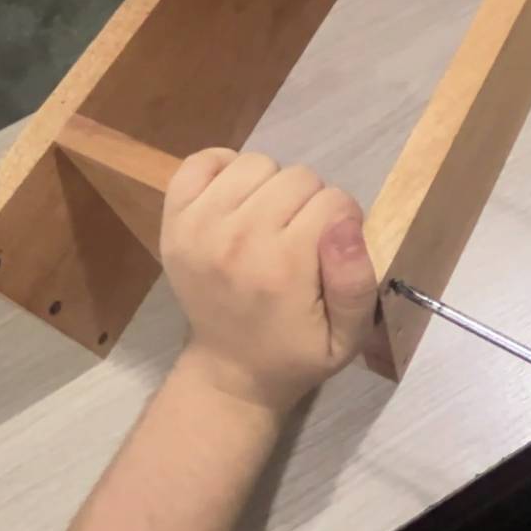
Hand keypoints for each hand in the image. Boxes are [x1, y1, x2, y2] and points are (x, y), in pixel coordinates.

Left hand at [160, 149, 378, 413]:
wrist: (230, 370)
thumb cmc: (296, 352)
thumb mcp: (346, 338)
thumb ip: (356, 283)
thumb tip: (346, 224)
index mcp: (283, 268)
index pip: (335, 201)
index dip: (344, 221)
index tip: (332, 249)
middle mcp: (237, 240)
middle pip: (299, 177)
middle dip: (311, 203)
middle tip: (300, 238)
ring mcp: (199, 226)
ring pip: (257, 163)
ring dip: (272, 186)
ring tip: (270, 221)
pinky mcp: (175, 219)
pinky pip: (202, 161)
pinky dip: (224, 170)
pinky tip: (236, 200)